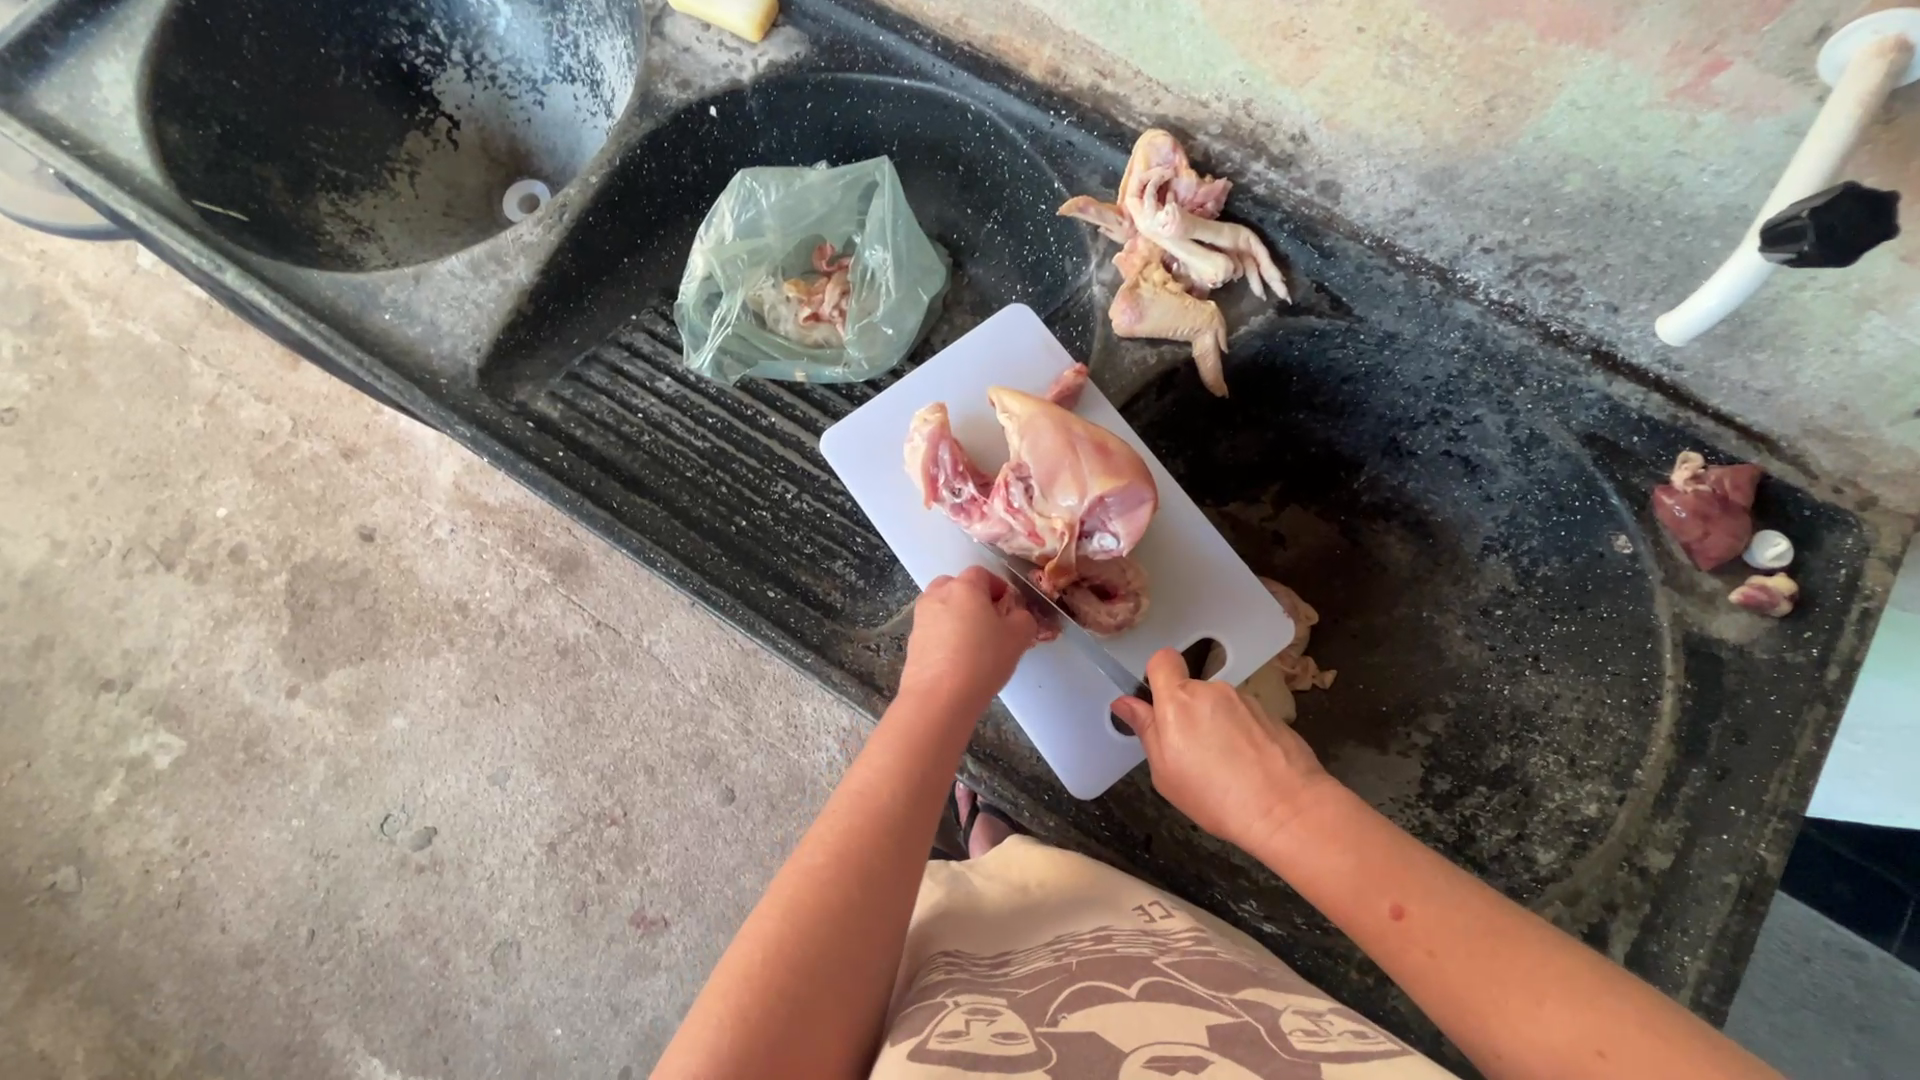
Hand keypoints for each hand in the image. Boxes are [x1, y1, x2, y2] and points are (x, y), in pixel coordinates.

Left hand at [898, 566, 1038, 713]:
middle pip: (957, 586)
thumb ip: (1023, 619)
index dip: (998, 587)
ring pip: (942, 607)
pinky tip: (957, 660)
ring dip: (957, 617)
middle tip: (990, 622)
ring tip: (974, 643)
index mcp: (964, 587)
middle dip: (974, 599)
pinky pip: (933, 629)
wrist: (939, 698)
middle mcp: (937, 595)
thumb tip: (1018, 616)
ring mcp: (921, 618)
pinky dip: (945, 636)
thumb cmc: (983, 660)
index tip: (1009, 608)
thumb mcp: (1018, 637)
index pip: (982, 573)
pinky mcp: (912, 641)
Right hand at [1112, 648, 1340, 851]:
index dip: (1157, 675)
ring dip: (1217, 725)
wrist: (1287, 808)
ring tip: (1226, 766)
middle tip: (1193, 753)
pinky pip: (1245, 718)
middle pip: (1192, 689)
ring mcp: (1245, 700)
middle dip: (1188, 713)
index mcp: (1178, 701)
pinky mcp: (1271, 714)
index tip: (1159, 704)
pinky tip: (1249, 767)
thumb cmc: (1216, 795)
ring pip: (1219, 705)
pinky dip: (1242, 735)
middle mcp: (1212, 690)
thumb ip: (1146, 730)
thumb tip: (1124, 703)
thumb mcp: (1165, 771)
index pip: (1162, 659)